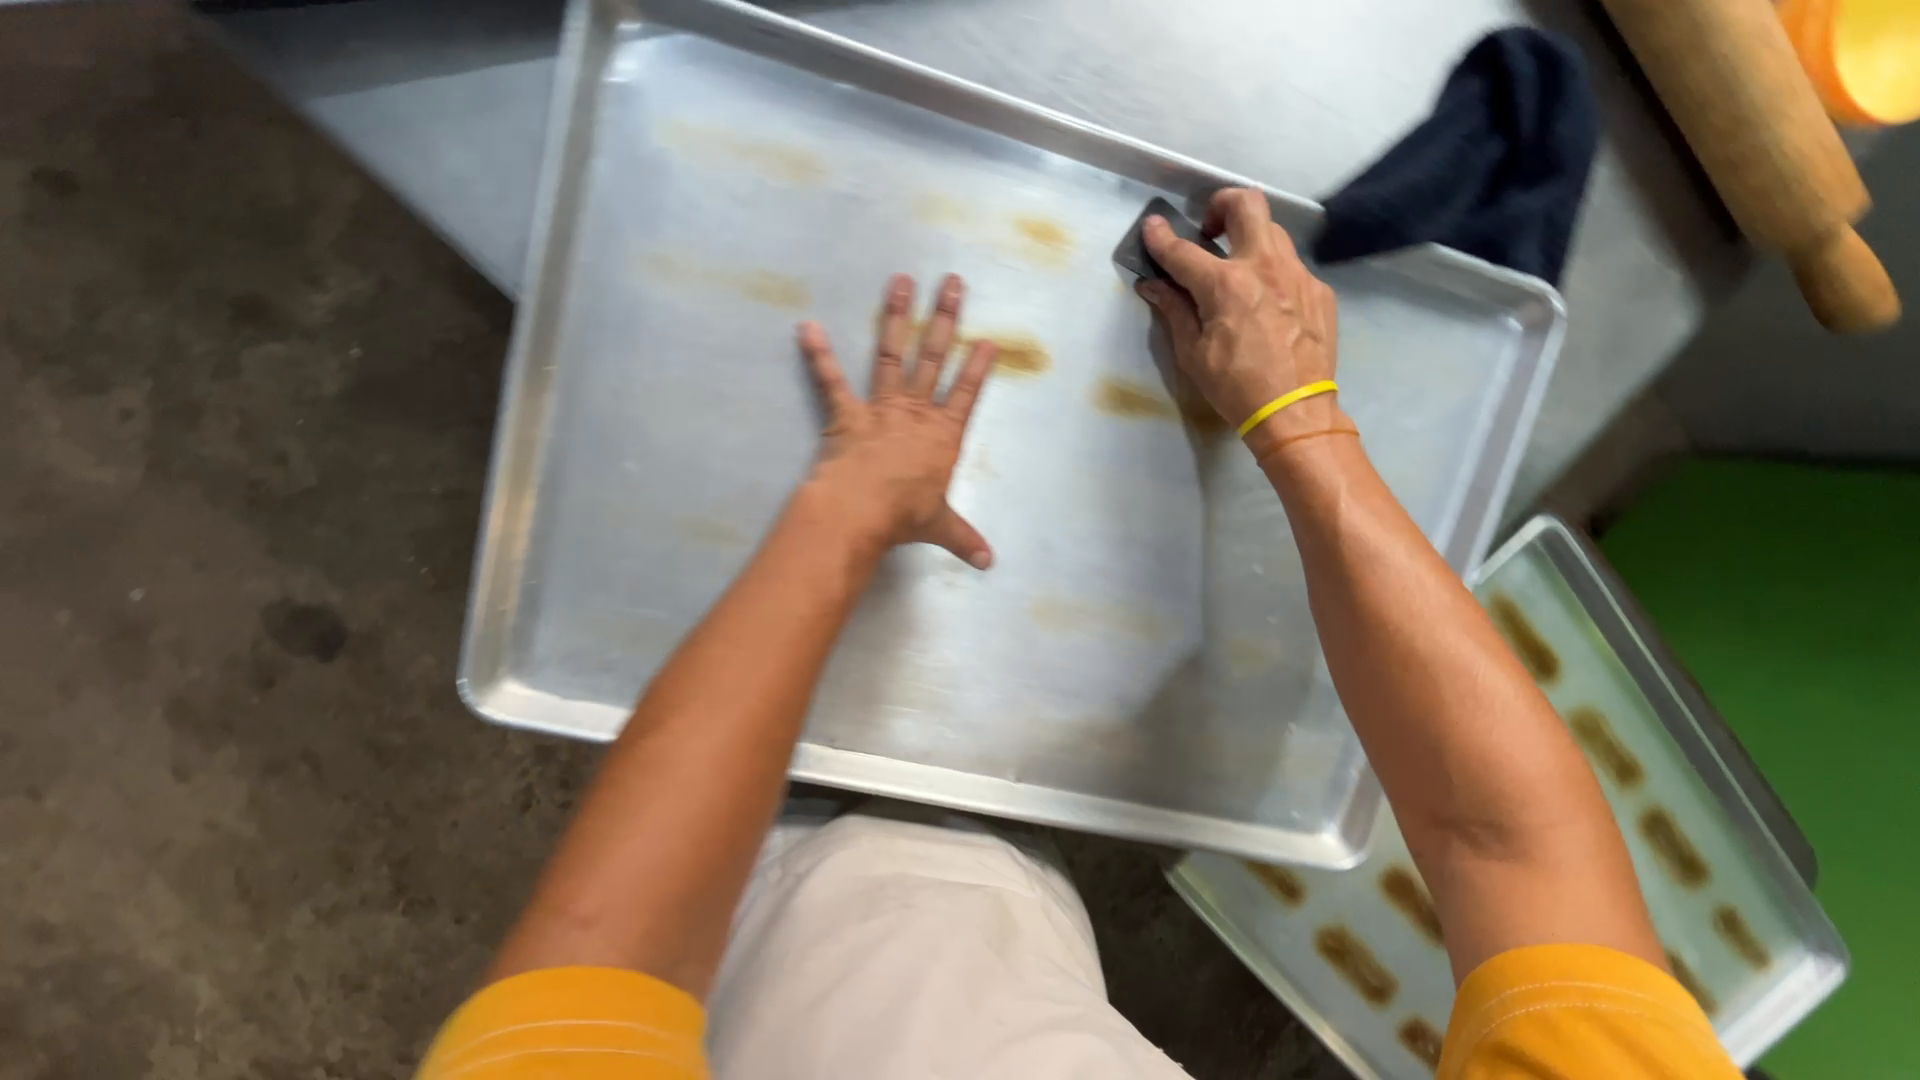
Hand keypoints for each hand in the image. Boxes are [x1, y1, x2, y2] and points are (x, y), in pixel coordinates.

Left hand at [796, 273, 996, 568]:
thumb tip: (989, 563)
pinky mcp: (846, 413)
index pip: (967, 394)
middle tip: (953, 283)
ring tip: (900, 281)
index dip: (978, 368)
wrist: (861, 512)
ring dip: (895, 317)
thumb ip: (964, 539)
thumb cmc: (904, 516)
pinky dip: (818, 355)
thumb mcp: (940, 527)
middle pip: (934, 358)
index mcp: (943, 435)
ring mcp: (880, 408)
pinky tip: (806, 326)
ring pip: (891, 355)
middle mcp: (916, 412)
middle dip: (945, 319)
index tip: (987, 340)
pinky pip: (831, 381)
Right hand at [1137, 188, 1344, 458]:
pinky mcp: (1319, 290)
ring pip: (1273, 230)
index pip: (1184, 250)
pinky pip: (1291, 265)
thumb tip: (1153, 285)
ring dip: (1248, 237)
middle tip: (1210, 230)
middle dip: (1221, 205)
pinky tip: (1266, 303)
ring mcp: (1298, 274)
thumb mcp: (1193, 354)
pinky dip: (1271, 273)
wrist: (1294, 411)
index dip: (1162, 237)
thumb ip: (1174, 311)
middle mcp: (1264, 266)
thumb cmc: (1235, 387)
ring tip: (1237, 267)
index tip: (1152, 226)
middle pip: (1246, 204)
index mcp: (1225, 285)